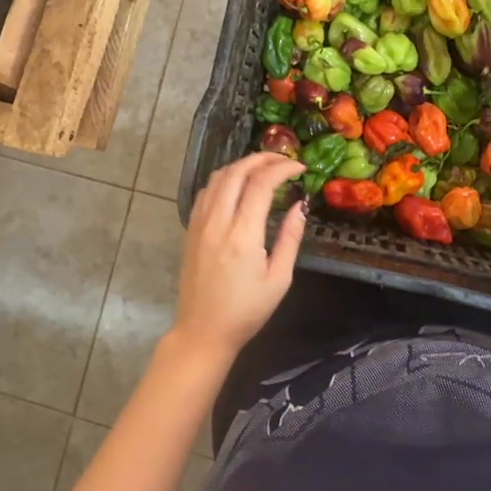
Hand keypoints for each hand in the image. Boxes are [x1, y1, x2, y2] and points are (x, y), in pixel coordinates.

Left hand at [172, 153, 306, 360]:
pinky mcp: (190, 229)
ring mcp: (199, 224)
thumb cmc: (246, 311)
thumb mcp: (279, 279)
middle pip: (237, 171)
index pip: (261, 184)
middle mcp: (218, 222)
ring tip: (263, 168)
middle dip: (262, 158)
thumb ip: (290, 238)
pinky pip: (206, 192)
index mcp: (243, 235)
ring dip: (241, 165)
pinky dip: (224, 179)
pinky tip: (238, 186)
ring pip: (217, 177)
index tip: (300, 168)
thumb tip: (300, 206)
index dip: (282, 168)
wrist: (203, 331)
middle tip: (284, 160)